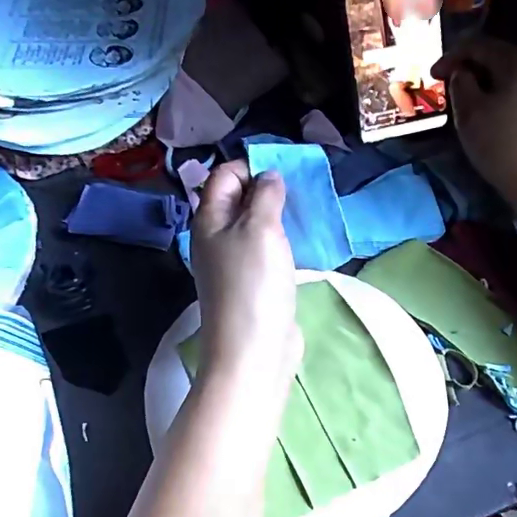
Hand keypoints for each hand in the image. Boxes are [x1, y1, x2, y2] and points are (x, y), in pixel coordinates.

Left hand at [191, 161, 300, 380]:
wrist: (254, 350)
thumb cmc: (254, 284)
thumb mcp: (261, 228)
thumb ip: (266, 196)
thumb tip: (269, 176)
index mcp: (209, 220)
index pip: (224, 176)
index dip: (251, 166)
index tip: (285, 170)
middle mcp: (217, 239)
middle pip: (240, 201)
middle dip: (269, 191)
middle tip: (301, 192)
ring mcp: (235, 265)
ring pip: (256, 228)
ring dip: (280, 219)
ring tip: (307, 215)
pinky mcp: (254, 286)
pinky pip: (268, 253)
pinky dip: (284, 244)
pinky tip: (304, 246)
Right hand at [431, 37, 516, 201]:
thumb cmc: (499, 141)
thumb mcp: (469, 111)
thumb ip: (461, 83)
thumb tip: (463, 73)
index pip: (478, 45)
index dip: (452, 57)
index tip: (432, 75)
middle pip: (496, 57)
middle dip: (469, 68)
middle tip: (448, 85)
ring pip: (508, 75)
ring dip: (484, 82)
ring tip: (464, 99)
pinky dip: (499, 95)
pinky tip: (487, 111)